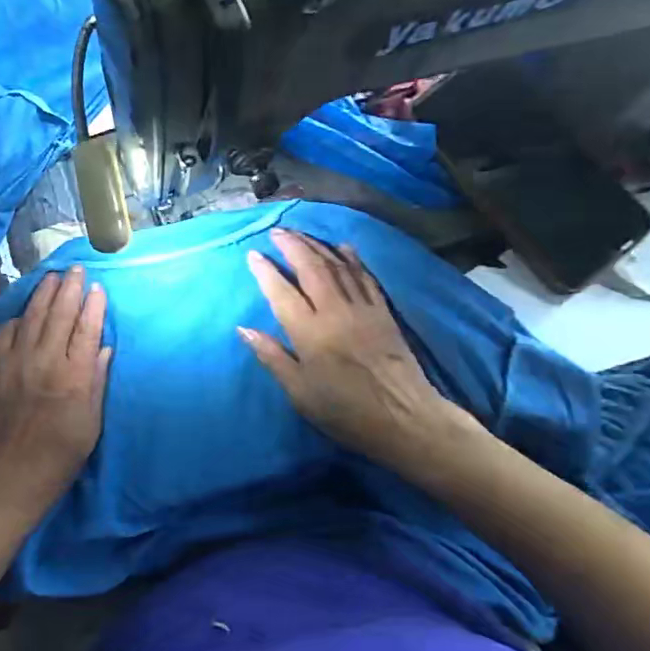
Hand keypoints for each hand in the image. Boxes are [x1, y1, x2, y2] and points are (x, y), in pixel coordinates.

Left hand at [0, 265, 112, 525]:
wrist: (8, 476)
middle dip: (69, 288)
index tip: (98, 288)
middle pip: (59, 314)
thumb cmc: (59, 457)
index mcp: (73, 377)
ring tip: (53, 278)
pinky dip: (18, 318)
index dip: (93, 306)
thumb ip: (96, 382)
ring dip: (43, 294)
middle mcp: (44, 361)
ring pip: (31, 317)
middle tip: (76, 270)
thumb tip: (101, 348)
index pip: (86, 329)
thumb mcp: (91, 425)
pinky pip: (6, 333)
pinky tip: (25, 313)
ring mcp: (14, 362)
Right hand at [239, 229, 482, 481]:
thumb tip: (244, 329)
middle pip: (312, 269)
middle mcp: (335, 313)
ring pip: (338, 267)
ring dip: (318, 246)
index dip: (266, 272)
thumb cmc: (345, 411)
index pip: (282, 293)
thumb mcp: (300, 392)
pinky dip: (353, 260)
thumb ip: (272, 357)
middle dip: (293, 246)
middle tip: (277, 231)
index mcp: (310, 333)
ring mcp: (363, 309)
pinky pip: (366, 278)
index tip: (253, 255)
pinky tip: (344, 248)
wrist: (405, 419)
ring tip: (301, 234)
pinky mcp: (384, 313)